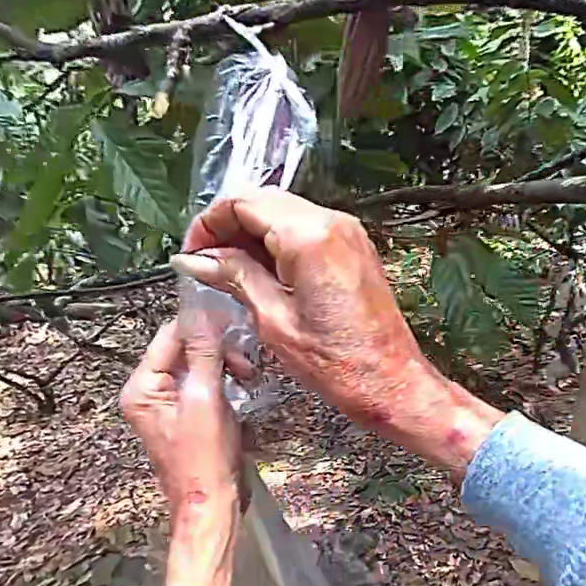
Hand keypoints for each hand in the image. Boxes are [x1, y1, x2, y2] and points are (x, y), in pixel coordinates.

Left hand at [120, 316, 240, 585]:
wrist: (211, 503)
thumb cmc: (205, 459)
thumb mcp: (206, 400)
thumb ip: (204, 354)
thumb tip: (202, 313)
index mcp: (143, 387)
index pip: (170, 335)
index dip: (203, 326)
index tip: (236, 324)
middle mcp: (150, 391)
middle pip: (185, 349)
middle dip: (218, 350)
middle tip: (246, 364)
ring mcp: (169, 403)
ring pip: (199, 365)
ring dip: (226, 365)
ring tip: (247, 378)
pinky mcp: (189, 414)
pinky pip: (206, 384)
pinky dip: (225, 382)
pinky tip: (241, 389)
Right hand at [172, 189, 500, 479]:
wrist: (392, 383)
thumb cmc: (342, 365)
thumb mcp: (275, 321)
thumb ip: (235, 277)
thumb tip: (198, 260)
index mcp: (310, 238)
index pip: (244, 202)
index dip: (209, 223)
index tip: (193, 251)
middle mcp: (334, 225)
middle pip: (265, 202)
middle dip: (229, 226)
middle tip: (207, 262)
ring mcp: (350, 235)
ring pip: (285, 214)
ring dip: (254, 234)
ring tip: (231, 272)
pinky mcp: (356, 251)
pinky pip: (308, 231)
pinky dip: (280, 244)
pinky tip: (264, 274)